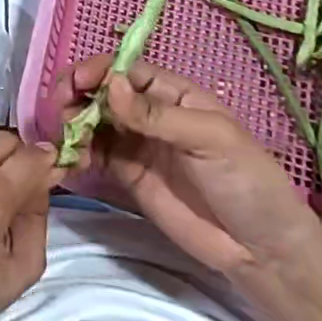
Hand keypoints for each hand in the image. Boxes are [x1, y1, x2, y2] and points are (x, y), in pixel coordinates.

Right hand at [59, 56, 316, 276]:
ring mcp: (137, 144)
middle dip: (79, 94)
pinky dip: (79, 153)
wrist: (262, 249)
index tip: (75, 82)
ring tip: (64, 137)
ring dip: (74, 122)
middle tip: (59, 109)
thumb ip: (156, 115)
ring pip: (95, 121)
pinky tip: (70, 160)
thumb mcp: (209, 139)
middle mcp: (149, 113)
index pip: (127, 70)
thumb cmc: (246, 179)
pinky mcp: (129, 175)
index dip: (99, 71)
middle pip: (104, 93)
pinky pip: (96, 155)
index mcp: (173, 93)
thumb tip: (109, 86)